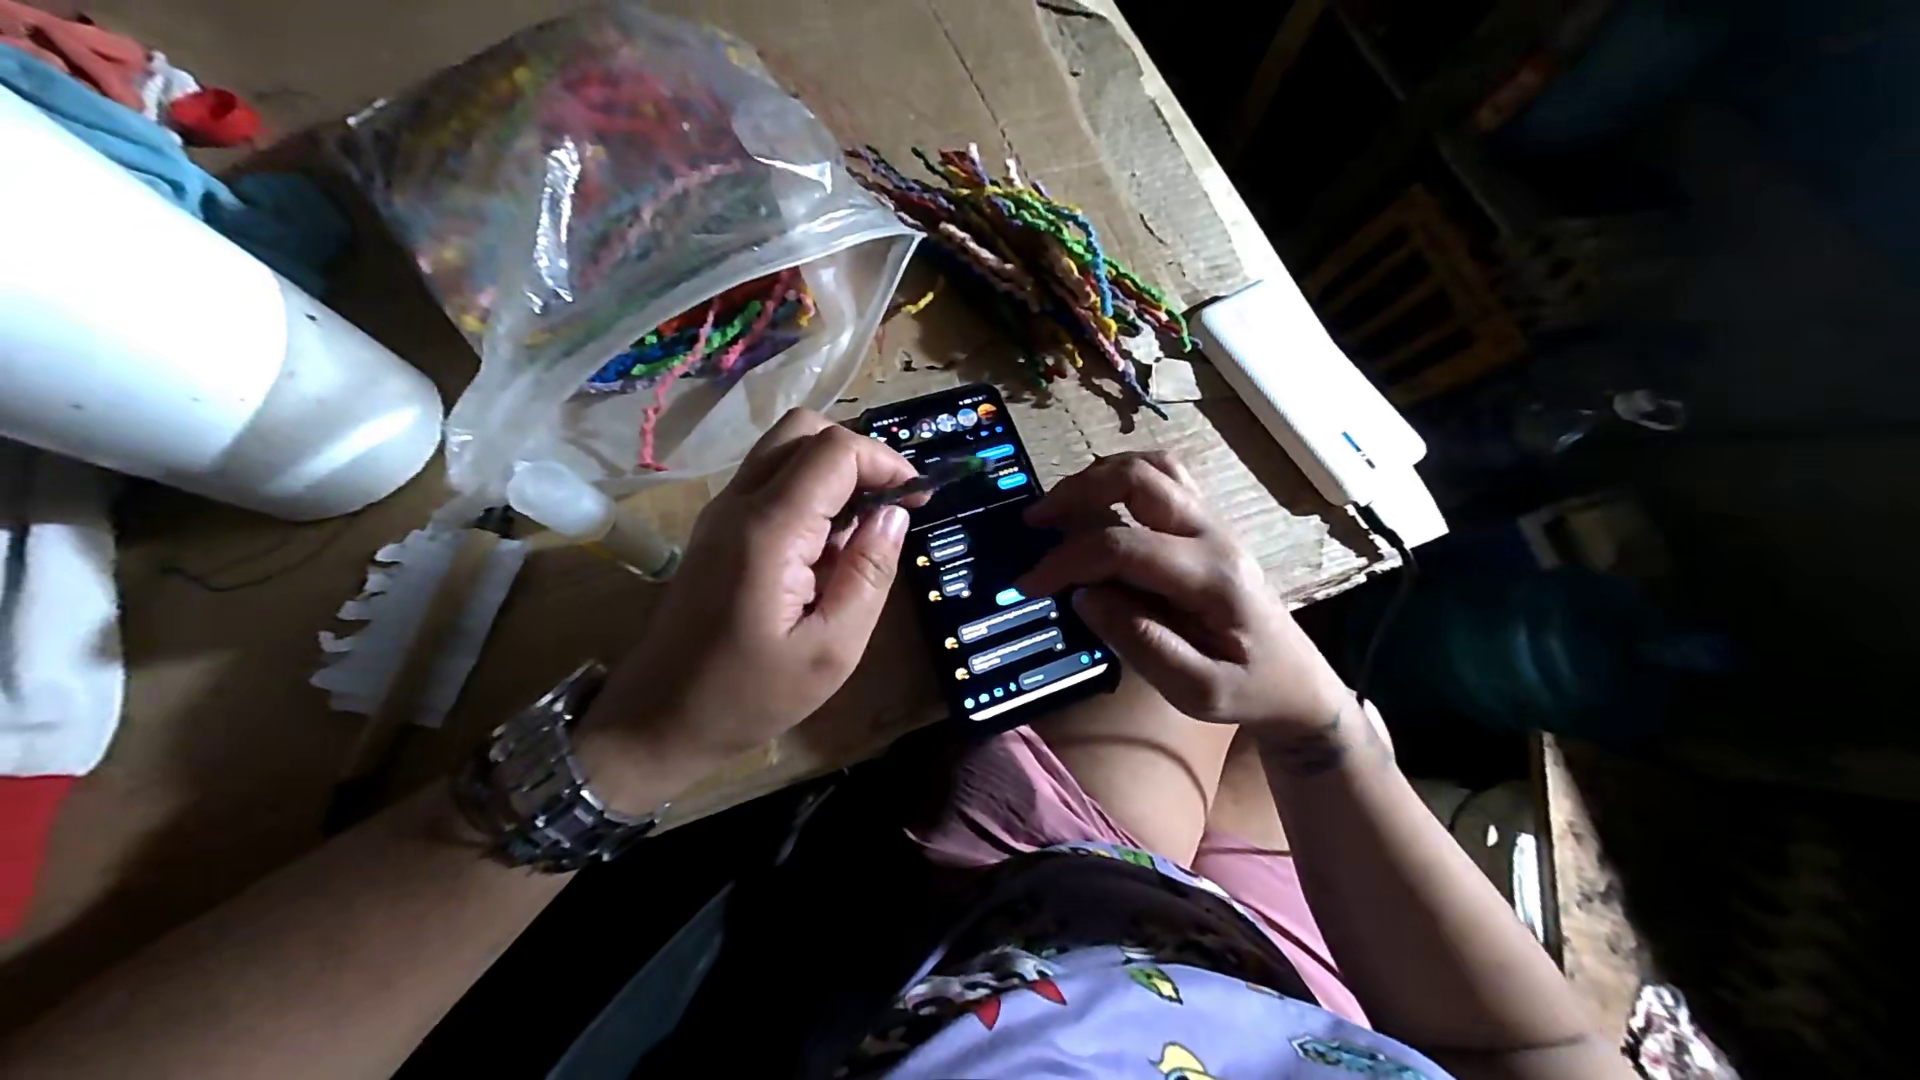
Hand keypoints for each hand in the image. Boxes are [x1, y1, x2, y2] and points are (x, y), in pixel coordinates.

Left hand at [576, 409, 917, 808]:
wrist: (657, 719)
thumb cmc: (748, 696)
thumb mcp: (831, 650)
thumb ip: (868, 574)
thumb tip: (894, 515)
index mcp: (769, 529)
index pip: (834, 450)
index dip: (885, 461)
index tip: (917, 499)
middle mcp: (739, 504)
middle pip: (803, 430)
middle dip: (859, 453)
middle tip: (890, 503)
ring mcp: (721, 512)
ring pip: (783, 448)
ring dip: (832, 468)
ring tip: (862, 526)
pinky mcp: (717, 528)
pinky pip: (770, 480)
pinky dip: (809, 488)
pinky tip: (825, 545)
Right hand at [1014, 452, 1352, 733]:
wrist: (1300, 681)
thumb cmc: (1250, 690)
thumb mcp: (1198, 693)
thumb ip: (1143, 645)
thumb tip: (1085, 596)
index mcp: (1211, 577)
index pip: (1123, 548)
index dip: (1067, 561)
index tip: (1028, 584)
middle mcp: (1213, 535)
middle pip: (1139, 479)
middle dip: (1077, 492)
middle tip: (1036, 521)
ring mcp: (1213, 522)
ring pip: (1153, 467)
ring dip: (1099, 476)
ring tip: (1060, 504)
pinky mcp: (1207, 524)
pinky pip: (1163, 477)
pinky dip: (1121, 477)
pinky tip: (1098, 500)